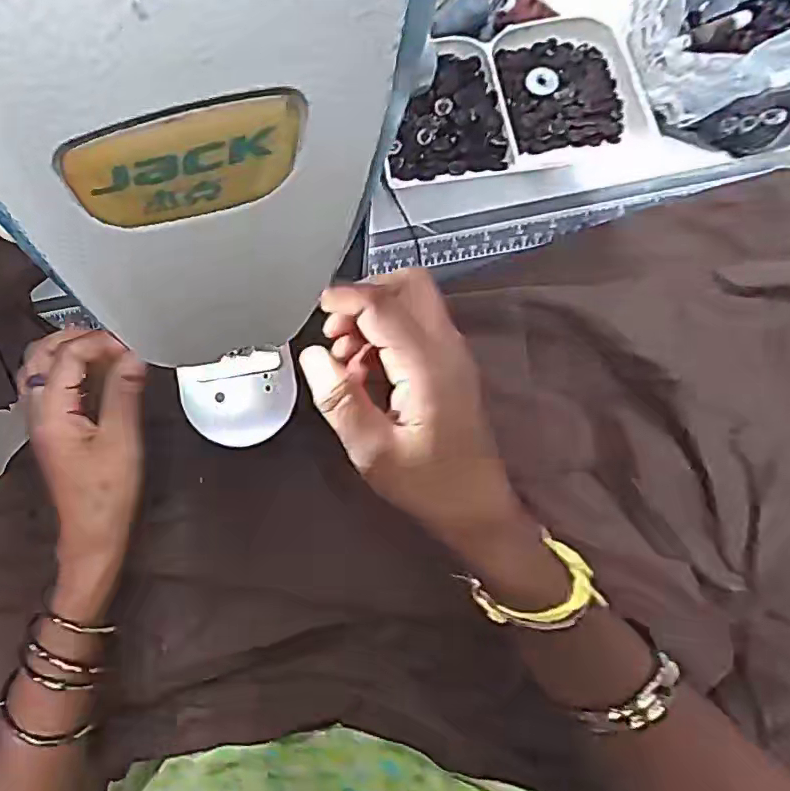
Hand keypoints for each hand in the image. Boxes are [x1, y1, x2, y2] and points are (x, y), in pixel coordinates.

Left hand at [17, 329, 147, 584]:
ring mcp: (41, 424)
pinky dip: (65, 372)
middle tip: (108, 338)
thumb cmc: (103, 499)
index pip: (66, 357)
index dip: (97, 343)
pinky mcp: (50, 432)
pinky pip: (47, 389)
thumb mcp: (122, 440)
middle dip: (74, 338)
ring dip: (65, 352)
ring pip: (39, 370)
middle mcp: (38, 416)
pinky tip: (90, 376)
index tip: (124, 344)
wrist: (91, 534)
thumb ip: (124, 392)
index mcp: (52, 414)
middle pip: (40, 356)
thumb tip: (131, 357)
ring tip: (98, 349)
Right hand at [298, 269, 528, 556]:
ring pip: (411, 302)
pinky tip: (364, 373)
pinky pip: (413, 327)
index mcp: (427, 366)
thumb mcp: (370, 449)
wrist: (476, 505)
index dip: (345, 298)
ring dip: (371, 317)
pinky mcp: (448, 365)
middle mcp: (446, 349)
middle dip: (363, 296)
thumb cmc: (427, 484)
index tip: (315, 308)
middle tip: (335, 331)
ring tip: (345, 359)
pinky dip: (382, 335)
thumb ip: (338, 399)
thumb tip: (313, 356)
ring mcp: (452, 354)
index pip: (384, 305)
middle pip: (409, 284)